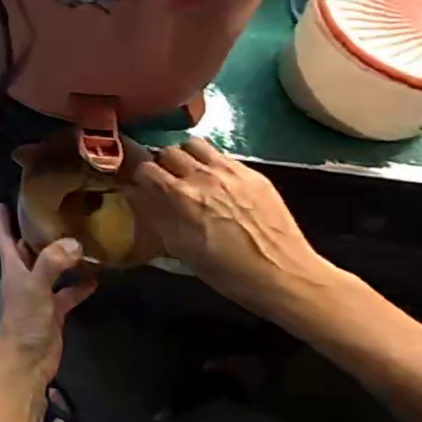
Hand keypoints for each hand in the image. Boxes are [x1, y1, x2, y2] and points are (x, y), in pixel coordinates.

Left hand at [0, 203, 94, 386]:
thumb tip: (74, 243)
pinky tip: (97, 275)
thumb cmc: (23, 319)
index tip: (3, 201)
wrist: (27, 361)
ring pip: (52, 267)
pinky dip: (80, 283)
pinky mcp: (54, 309)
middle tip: (55, 210)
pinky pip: (69, 291)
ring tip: (83, 237)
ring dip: (64, 256)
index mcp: (12, 266)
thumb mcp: (35, 286)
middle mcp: (24, 275)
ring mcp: (40, 292)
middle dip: (37, 232)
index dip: (2, 220)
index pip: (4, 236)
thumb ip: (52, 263)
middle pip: (29, 248)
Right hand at [123, 138, 345, 323]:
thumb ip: (156, 216)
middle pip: (168, 151)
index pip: (145, 168)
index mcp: (180, 197)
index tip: (144, 187)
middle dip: (162, 164)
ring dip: (186, 155)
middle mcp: (202, 176)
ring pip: (194, 144)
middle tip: (167, 180)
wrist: (285, 277)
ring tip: (191, 172)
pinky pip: (221, 155)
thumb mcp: (181, 250)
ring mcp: (230, 171)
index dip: (141, 177)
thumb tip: (136, 195)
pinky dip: (212, 162)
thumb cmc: (228, 272)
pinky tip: (219, 182)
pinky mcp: (253, 173)